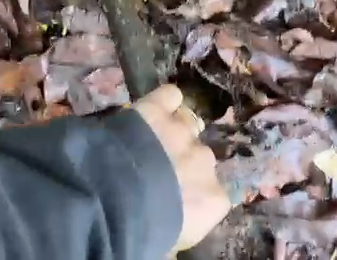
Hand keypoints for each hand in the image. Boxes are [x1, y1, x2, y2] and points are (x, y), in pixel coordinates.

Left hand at [131, 85, 232, 250]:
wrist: (118, 195)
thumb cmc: (148, 228)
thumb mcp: (172, 241)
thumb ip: (185, 226)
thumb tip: (177, 231)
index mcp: (214, 199)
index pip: (217, 191)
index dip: (199, 189)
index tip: (183, 193)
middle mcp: (204, 162)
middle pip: (201, 154)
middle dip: (185, 159)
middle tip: (162, 166)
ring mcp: (181, 131)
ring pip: (188, 122)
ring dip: (177, 128)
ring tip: (158, 135)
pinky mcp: (157, 108)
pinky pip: (170, 94)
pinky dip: (166, 98)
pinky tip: (160, 104)